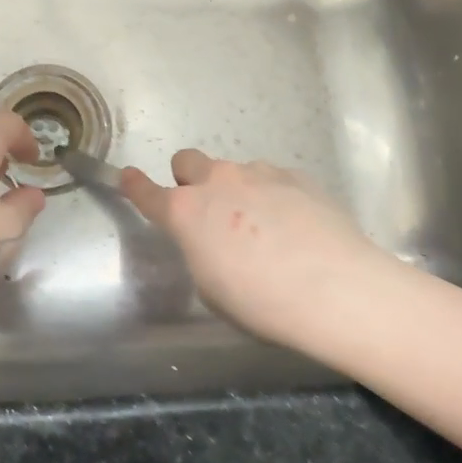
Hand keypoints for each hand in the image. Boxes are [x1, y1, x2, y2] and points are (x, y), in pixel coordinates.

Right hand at [120, 150, 389, 349]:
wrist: (335, 287)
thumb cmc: (262, 302)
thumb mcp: (212, 289)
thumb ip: (201, 253)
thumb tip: (214, 242)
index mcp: (186, 213)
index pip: (147, 192)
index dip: (134, 185)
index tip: (127, 176)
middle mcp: (218, 182)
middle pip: (188, 160)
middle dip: (189, 179)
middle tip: (208, 211)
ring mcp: (258, 173)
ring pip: (233, 170)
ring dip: (236, 191)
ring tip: (264, 229)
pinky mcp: (296, 175)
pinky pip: (271, 178)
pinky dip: (273, 196)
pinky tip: (295, 227)